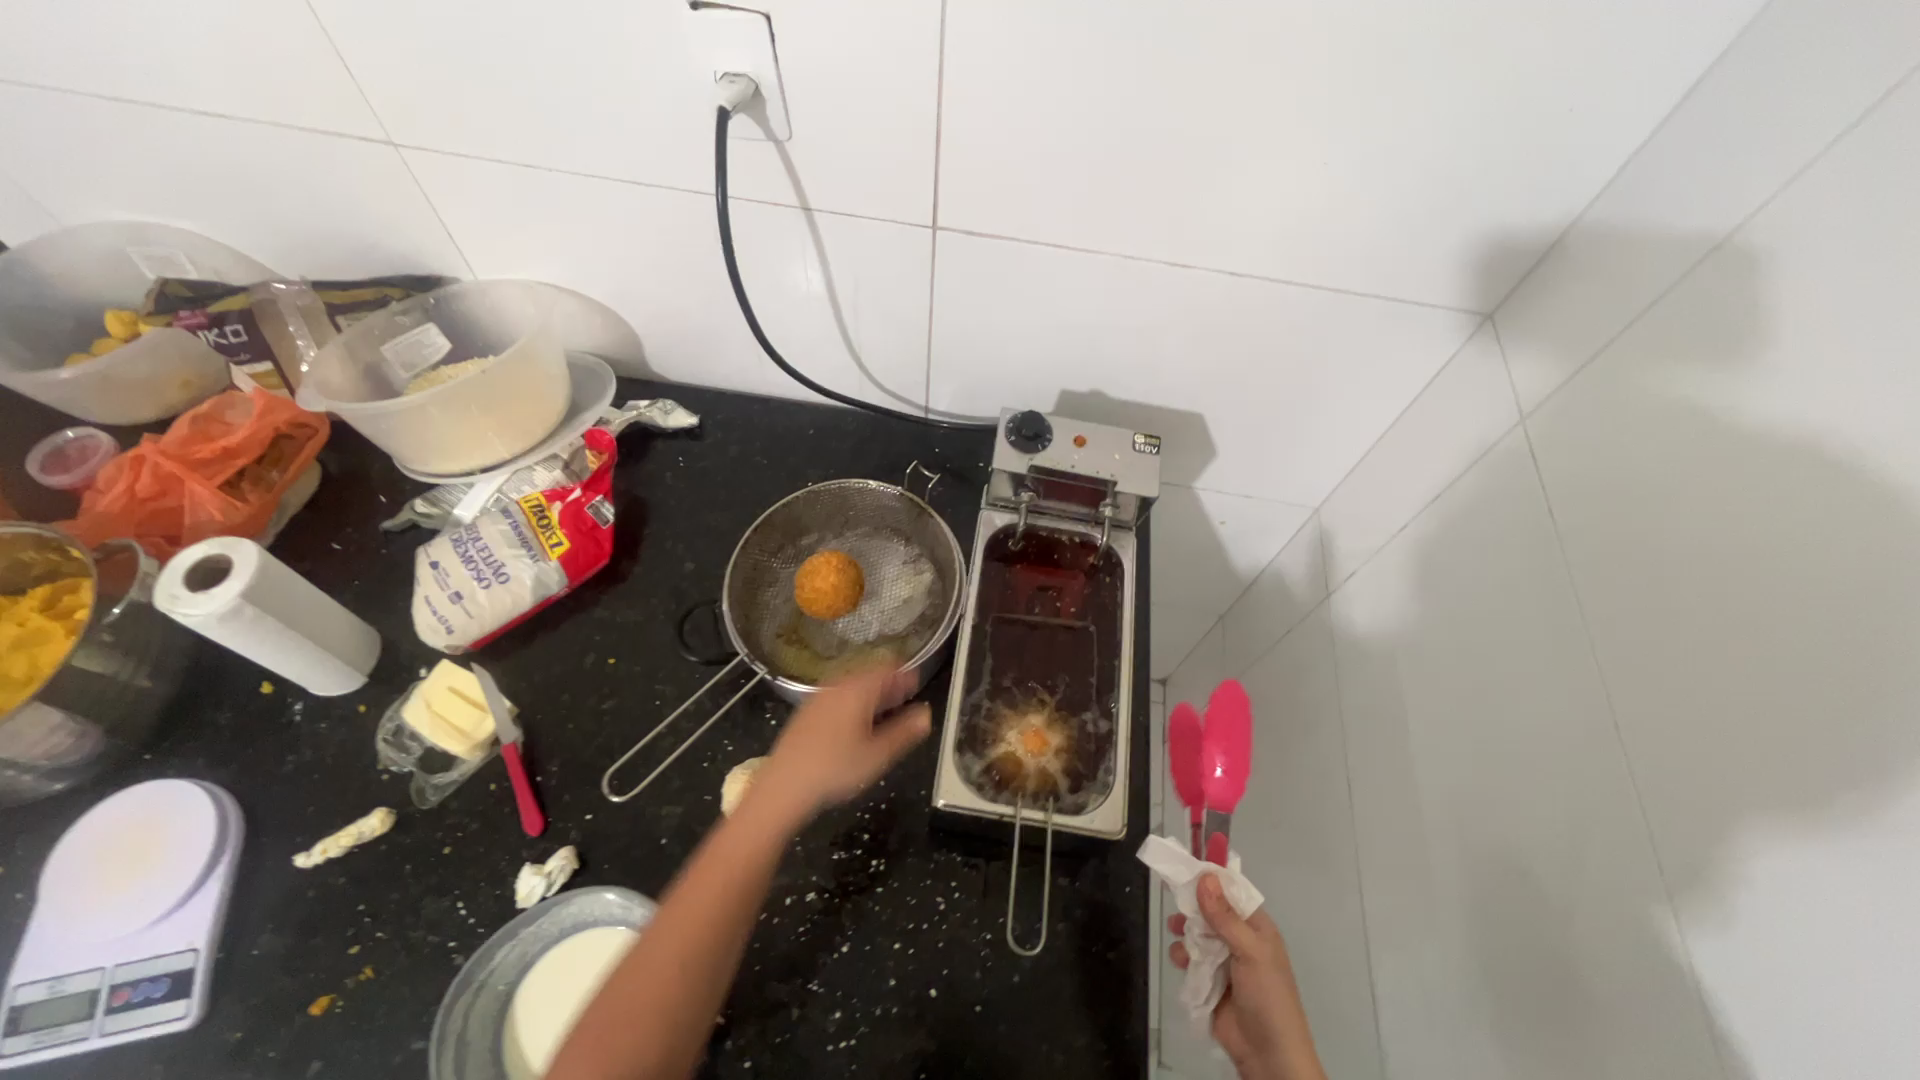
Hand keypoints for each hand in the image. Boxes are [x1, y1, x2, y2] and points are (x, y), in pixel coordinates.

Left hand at [750, 666, 931, 823]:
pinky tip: (855, 723)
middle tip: (904, 696)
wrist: (784, 784)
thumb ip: (905, 732)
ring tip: (883, 710)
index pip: (887, 669)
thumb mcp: (878, 754)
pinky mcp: (806, 713)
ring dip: (870, 694)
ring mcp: (818, 698)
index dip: (905, 674)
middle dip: (888, 684)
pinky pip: (837, 697)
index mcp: (857, 690)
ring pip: (851, 687)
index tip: (916, 683)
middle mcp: (836, 687)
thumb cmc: (835, 768)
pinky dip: (852, 703)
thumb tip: (926, 716)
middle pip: (868, 675)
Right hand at [1169, 875, 1326, 1079]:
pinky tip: (1180, 961)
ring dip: (1185, 933)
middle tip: (1172, 900)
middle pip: (1209, 911)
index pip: (1231, 892)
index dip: (1209, 879)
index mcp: (1256, 927)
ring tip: (1177, 935)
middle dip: (1192, 907)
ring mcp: (1223, 960)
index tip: (1184, 867)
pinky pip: (1189, 958)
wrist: (1269, 1055)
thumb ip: (1224, 916)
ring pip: (1196, 933)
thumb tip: (1205, 876)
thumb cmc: (1268, 997)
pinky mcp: (1208, 980)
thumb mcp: (1250, 951)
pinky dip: (1182, 956)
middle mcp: (1239, 939)